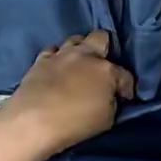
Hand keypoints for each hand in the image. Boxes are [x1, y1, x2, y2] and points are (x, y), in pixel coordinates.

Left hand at [0, 30, 135, 160]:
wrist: (33, 121)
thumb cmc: (75, 123)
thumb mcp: (106, 119)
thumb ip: (111, 102)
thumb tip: (110, 96)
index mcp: (106, 70)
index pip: (125, 75)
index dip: (127, 87)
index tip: (125, 97)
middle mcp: (85, 55)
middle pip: (100, 37)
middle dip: (105, 48)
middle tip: (103, 66)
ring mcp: (61, 54)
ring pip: (75, 39)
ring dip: (80, 49)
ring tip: (79, 64)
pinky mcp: (40, 60)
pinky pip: (52, 51)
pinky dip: (57, 57)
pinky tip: (57, 68)